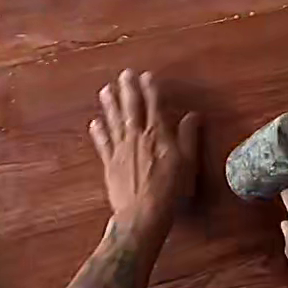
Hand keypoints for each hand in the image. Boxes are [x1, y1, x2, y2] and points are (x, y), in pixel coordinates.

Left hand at [88, 69, 200, 241]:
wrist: (143, 213)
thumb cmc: (170, 188)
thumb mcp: (187, 161)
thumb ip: (188, 136)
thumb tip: (192, 115)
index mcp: (157, 134)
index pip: (154, 105)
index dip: (151, 89)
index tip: (146, 75)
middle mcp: (137, 137)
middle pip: (131, 108)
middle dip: (128, 90)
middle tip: (124, 74)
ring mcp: (121, 149)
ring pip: (114, 121)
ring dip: (110, 105)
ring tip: (106, 90)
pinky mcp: (110, 163)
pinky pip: (103, 143)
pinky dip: (99, 132)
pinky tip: (95, 122)